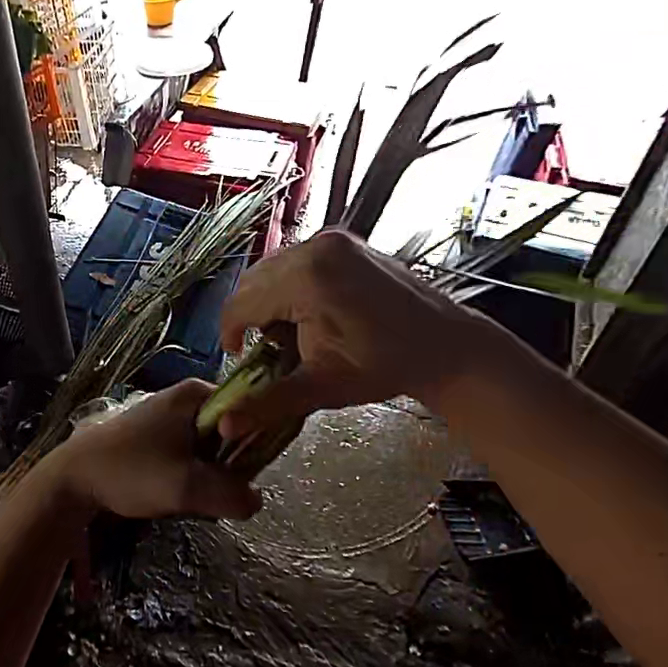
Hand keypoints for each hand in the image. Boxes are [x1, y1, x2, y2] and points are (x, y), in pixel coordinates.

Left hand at [43, 380, 261, 519]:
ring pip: (211, 448)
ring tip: (189, 495)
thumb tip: (256, 499)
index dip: (258, 444)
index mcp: (198, 393)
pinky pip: (191, 455)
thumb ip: (232, 494)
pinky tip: (174, 492)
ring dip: (208, 475)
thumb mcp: (187, 488)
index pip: (252, 411)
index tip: (244, 475)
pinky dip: (189, 475)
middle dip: (229, 466)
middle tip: (211, 491)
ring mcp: (170, 416)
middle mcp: (186, 397)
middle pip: (233, 432)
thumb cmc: (130, 472)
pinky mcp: (157, 435)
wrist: (73, 479)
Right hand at [216, 230, 491, 436]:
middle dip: (248, 317)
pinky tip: (305, 312)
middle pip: (251, 282)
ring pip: (269, 270)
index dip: (229, 333)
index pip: (240, 303)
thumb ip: (267, 403)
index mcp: (306, 279)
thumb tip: (221, 427)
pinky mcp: (341, 240)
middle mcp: (313, 248)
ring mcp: (330, 239)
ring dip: (265, 301)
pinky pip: (292, 261)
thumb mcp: (322, 387)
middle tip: (265, 350)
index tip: (238, 358)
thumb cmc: (385, 367)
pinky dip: (286, 287)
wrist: (446, 345)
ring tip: (286, 333)